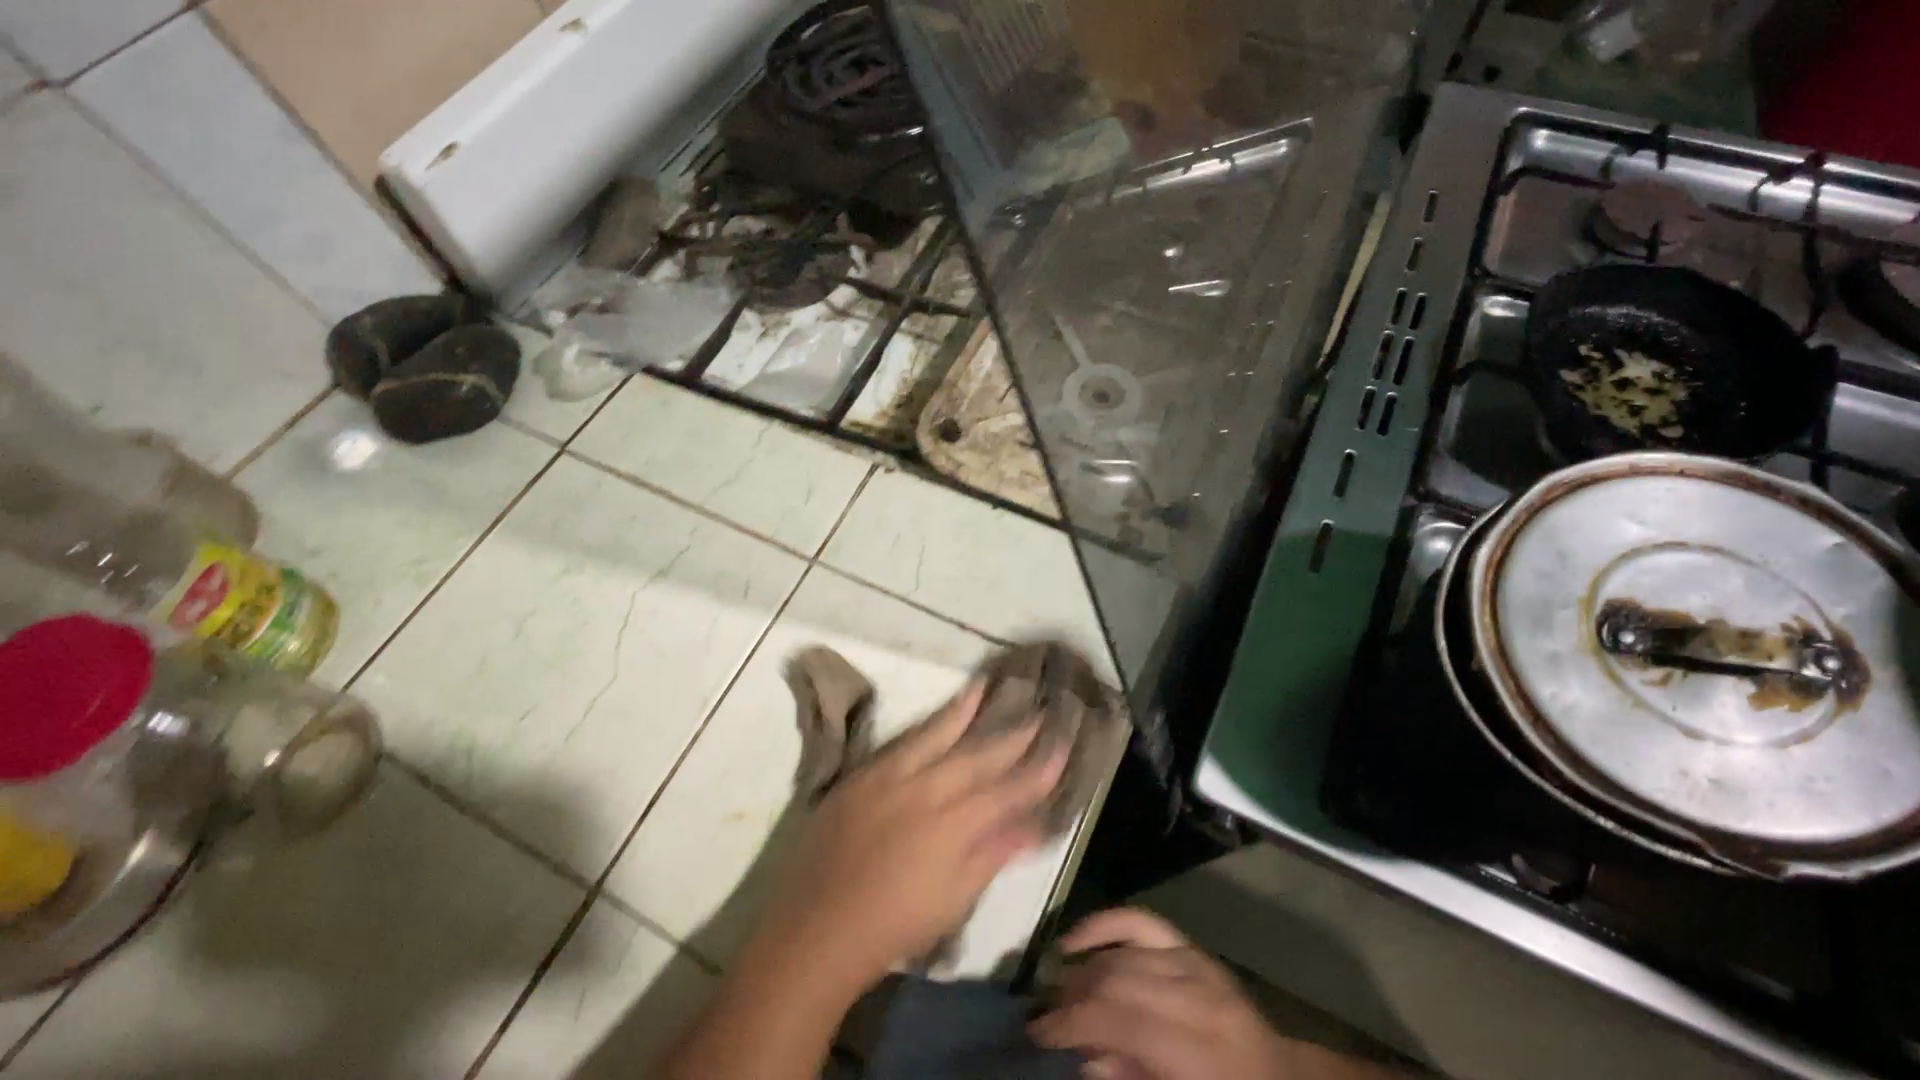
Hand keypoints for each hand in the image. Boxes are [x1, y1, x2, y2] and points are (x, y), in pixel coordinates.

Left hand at [758, 681, 1066, 988]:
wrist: (816, 927)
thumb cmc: (894, 925)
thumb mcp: (954, 899)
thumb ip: (991, 854)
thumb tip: (1030, 826)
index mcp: (951, 825)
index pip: (1006, 790)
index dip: (1038, 770)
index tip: (1062, 745)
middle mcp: (923, 790)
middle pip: (975, 757)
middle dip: (1011, 734)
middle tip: (1038, 711)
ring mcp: (887, 779)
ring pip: (934, 736)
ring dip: (963, 711)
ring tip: (986, 686)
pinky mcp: (858, 778)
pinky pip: (899, 743)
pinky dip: (922, 727)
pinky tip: (935, 718)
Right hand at [1031, 909, 1293, 1079]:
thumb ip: (1131, 1078)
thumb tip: (1085, 1057)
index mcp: (1206, 1052)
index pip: (1124, 1021)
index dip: (1073, 1024)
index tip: (1036, 1035)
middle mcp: (1204, 1000)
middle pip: (1119, 980)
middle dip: (1072, 998)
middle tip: (1042, 1017)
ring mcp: (1201, 968)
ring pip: (1125, 954)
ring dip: (1083, 971)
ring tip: (1058, 994)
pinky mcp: (1196, 952)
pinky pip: (1144, 923)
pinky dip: (1106, 926)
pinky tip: (1076, 939)